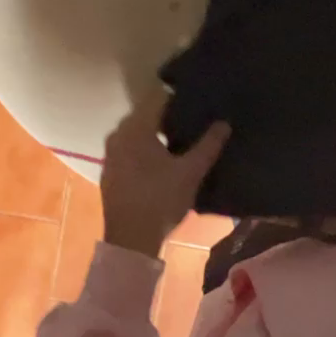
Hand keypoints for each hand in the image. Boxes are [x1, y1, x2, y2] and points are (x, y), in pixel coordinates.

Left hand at [100, 88, 230, 256]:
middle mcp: (118, 134)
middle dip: (170, 116)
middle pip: (147, 114)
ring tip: (184, 140)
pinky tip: (164, 160)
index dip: (179, 97)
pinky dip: (146, 148)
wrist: (130, 239)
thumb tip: (225, 123)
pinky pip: (130, 148)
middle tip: (196, 120)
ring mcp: (111, 153)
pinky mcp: (110, 170)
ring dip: (158, 133)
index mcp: (136, 128)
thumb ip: (208, 144)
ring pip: (138, 132)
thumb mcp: (191, 172)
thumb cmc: (161, 200)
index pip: (158, 97)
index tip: (199, 100)